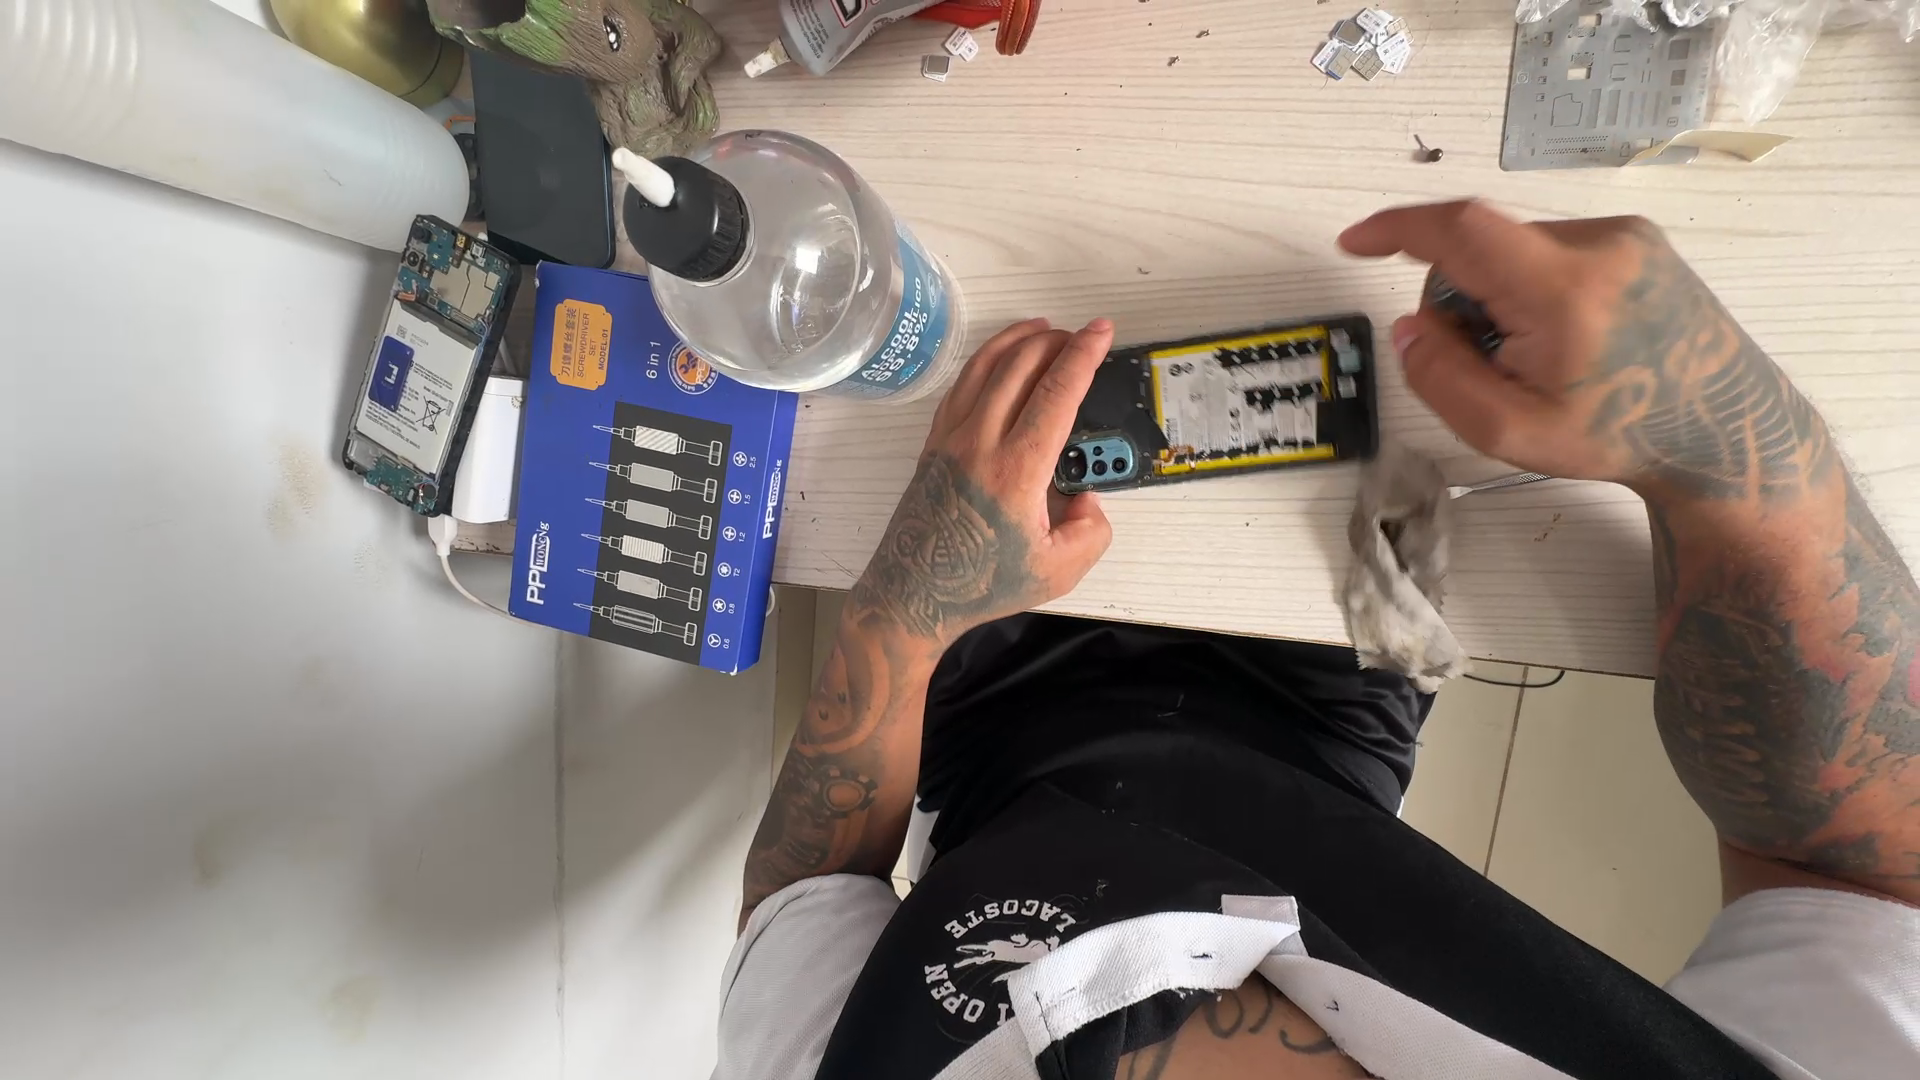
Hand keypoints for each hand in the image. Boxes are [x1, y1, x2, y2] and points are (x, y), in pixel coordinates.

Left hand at [852, 318, 1115, 646]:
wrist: (915, 592)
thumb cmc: (981, 583)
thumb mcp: (1058, 572)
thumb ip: (1092, 532)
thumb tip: (1086, 499)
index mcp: (1017, 469)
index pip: (1057, 392)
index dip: (1084, 355)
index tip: (1102, 331)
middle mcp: (980, 442)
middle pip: (1020, 366)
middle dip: (1056, 341)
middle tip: (1080, 336)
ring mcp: (951, 438)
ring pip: (985, 367)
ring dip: (1017, 340)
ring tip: (1043, 330)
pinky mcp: (933, 443)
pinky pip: (960, 386)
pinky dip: (984, 361)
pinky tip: (999, 360)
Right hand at [1339, 200, 1824, 500]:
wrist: (1722, 427)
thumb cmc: (1611, 434)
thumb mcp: (1501, 428)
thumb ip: (1438, 376)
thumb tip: (1411, 326)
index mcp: (1563, 290)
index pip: (1463, 230)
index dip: (1397, 228)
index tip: (1353, 241)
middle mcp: (1598, 244)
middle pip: (1475, 252)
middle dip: (1453, 303)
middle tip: (1483, 363)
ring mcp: (1623, 237)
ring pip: (1503, 254)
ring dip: (1489, 301)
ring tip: (1529, 355)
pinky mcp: (1634, 242)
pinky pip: (1537, 253)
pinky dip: (1519, 292)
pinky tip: (1553, 337)